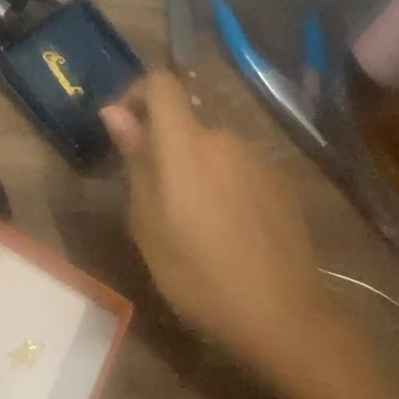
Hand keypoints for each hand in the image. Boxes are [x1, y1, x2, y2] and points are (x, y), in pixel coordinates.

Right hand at [101, 72, 334, 363]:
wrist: (283, 315)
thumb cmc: (198, 273)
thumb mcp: (148, 222)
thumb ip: (135, 159)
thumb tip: (115, 112)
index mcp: (185, 143)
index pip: (161, 83)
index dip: (137, 92)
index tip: (124, 127)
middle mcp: (224, 139)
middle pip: (186, 122)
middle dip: (165, 147)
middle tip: (153, 197)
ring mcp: (258, 160)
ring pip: (213, 149)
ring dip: (196, 169)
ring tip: (192, 222)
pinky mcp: (282, 184)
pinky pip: (240, 170)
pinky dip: (225, 186)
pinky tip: (228, 231)